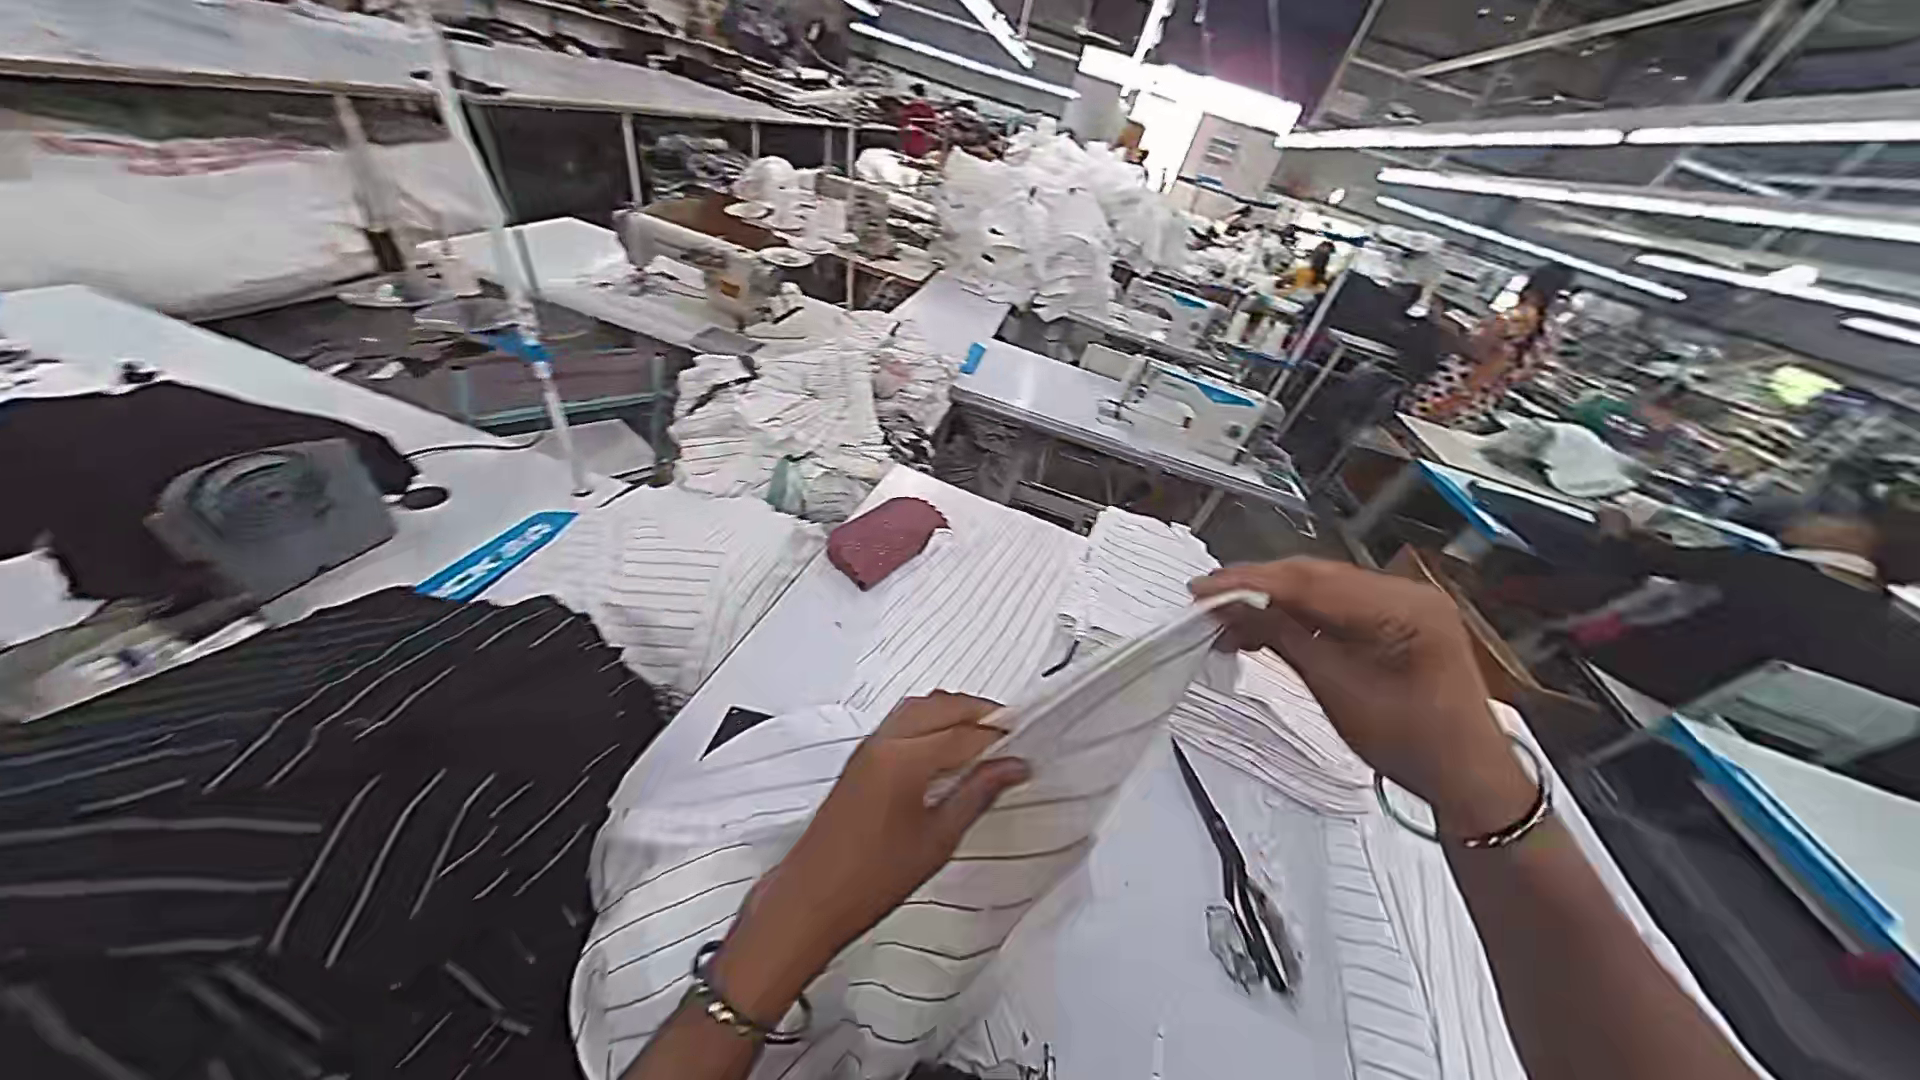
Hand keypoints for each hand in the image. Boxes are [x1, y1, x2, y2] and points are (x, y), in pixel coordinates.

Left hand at [708, 692, 1028, 1021]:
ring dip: (953, 709)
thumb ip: (977, 794)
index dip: (998, 739)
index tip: (1022, 748)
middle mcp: (885, 741)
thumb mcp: (937, 839)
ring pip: (920, 705)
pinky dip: (930, 716)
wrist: (811, 898)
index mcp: (905, 759)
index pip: (964, 733)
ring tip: (983, 732)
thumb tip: (1012, 768)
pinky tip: (945, 741)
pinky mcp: (861, 755)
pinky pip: (902, 717)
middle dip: (979, 712)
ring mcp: (869, 745)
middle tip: (1010, 731)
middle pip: (942, 706)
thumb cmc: (871, 879)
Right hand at [1191, 559, 1533, 835]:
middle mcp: (1403, 593)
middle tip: (1206, 601)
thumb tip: (1230, 608)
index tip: (1204, 590)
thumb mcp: (1335, 687)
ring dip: (1267, 602)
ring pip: (1313, 588)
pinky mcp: (1385, 619)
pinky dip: (1288, 614)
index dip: (1249, 583)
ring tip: (1225, 620)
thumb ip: (1281, 636)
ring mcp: (1396, 604)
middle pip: (1310, 577)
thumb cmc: (1412, 741)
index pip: (1310, 582)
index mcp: (1404, 606)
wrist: (1462, 776)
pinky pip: (1326, 605)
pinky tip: (1259, 627)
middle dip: (1254, 588)